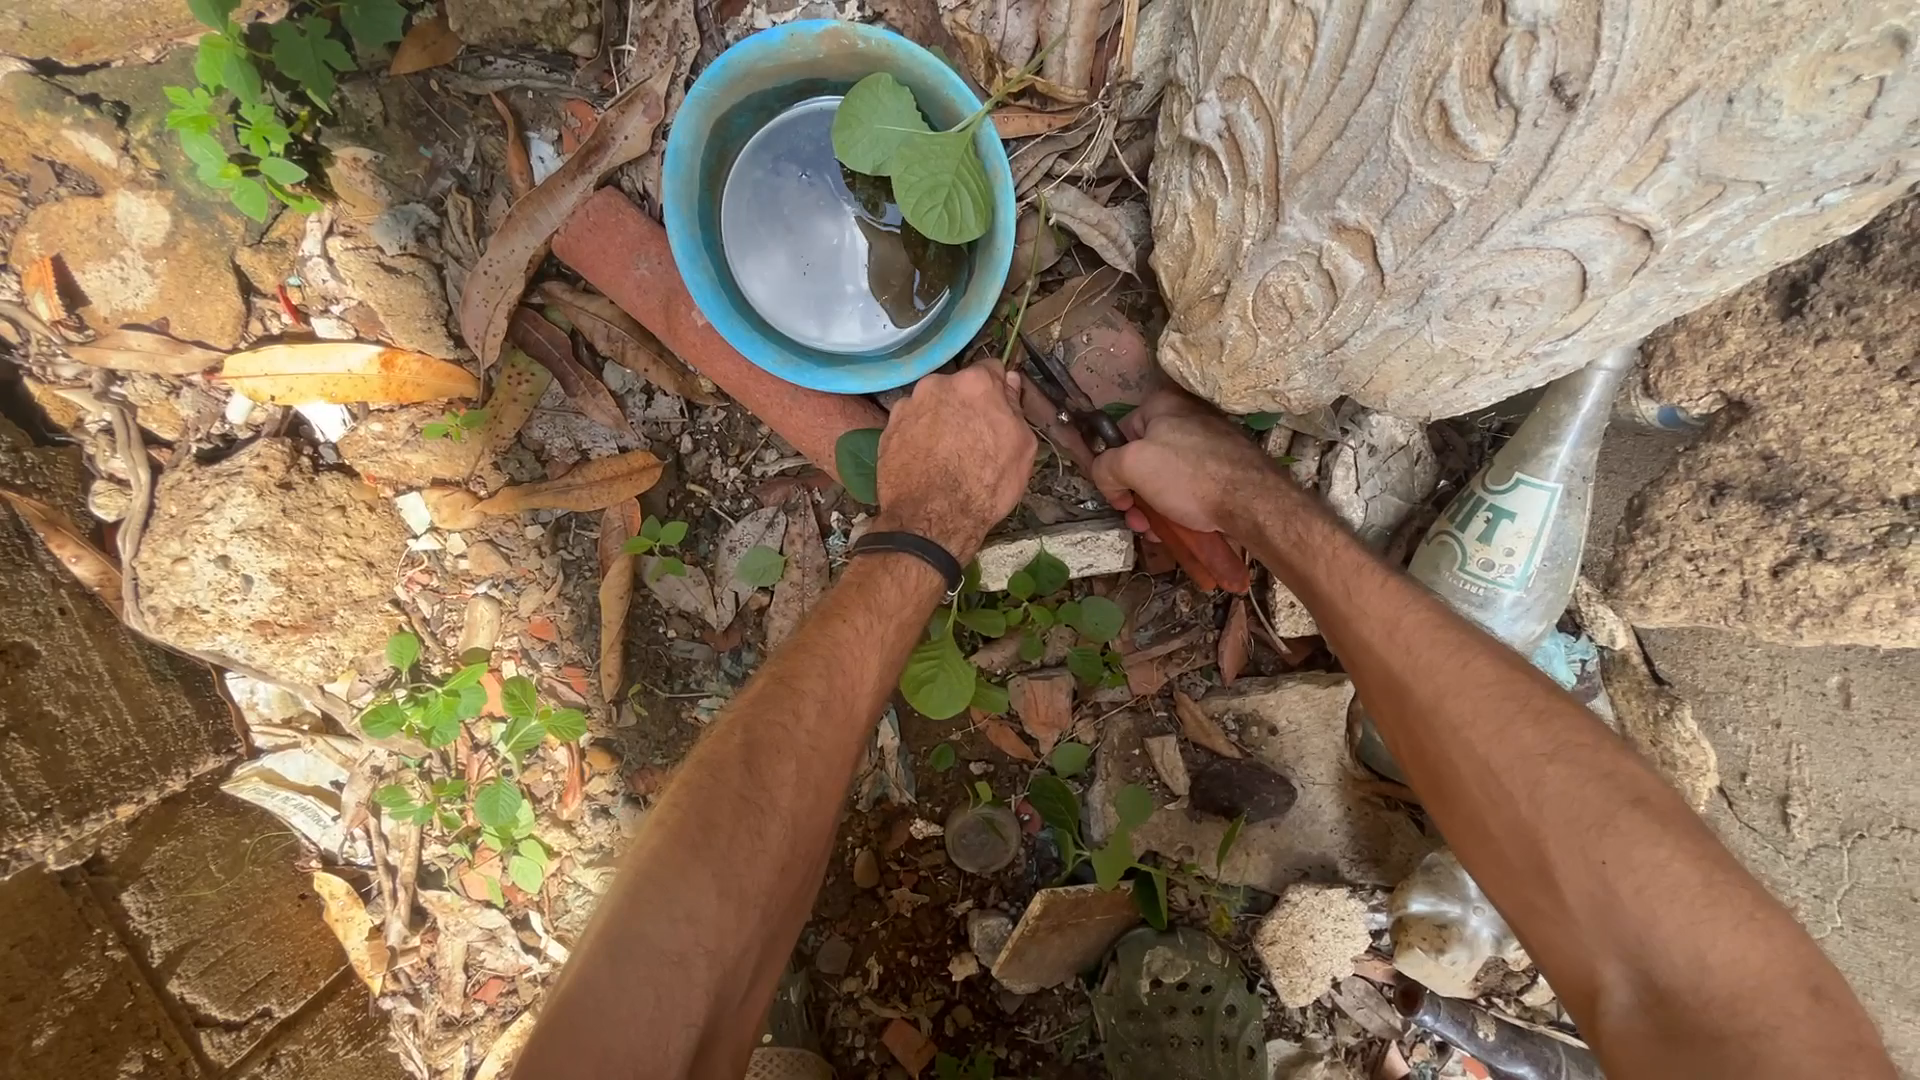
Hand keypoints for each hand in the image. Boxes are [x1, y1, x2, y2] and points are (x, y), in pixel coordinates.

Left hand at [874, 363, 1036, 561]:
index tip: (999, 413)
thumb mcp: (1022, 448)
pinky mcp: (887, 429)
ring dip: (939, 420)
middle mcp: (936, 384)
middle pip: (958, 388)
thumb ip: (1015, 408)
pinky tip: (926, 462)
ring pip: (931, 406)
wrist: (932, 519)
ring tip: (946, 455)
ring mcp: (907, 406)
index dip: (998, 392)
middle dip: (966, 406)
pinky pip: (910, 425)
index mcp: (974, 383)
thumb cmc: (985, 485)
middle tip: (973, 439)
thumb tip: (1010, 384)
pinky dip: (918, 437)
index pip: (992, 371)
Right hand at [1090, 387, 1283, 536]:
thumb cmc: (1189, 477)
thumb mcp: (1131, 465)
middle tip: (1137, 520)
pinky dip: (1177, 510)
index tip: (1118, 495)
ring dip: (1153, 509)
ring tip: (1158, 531)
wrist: (1253, 504)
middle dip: (1133, 496)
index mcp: (1162, 405)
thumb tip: (1108, 482)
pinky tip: (1178, 528)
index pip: (1119, 434)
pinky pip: (1188, 489)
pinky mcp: (1223, 470)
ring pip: (1163, 480)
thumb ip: (1104, 467)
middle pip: (1141, 461)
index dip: (1111, 466)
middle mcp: (1186, 419)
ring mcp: (1207, 445)